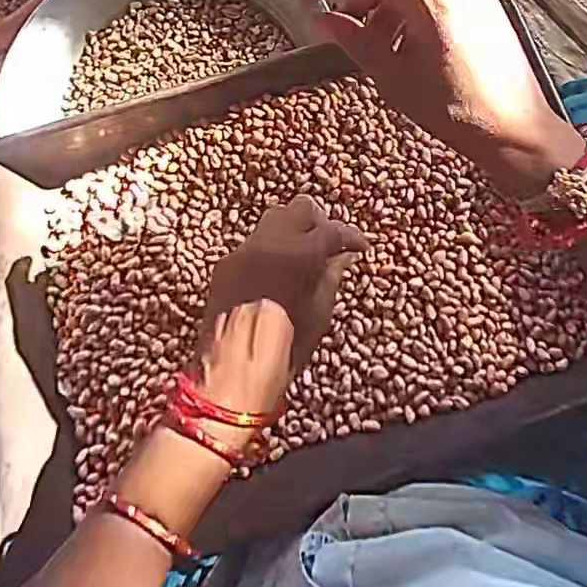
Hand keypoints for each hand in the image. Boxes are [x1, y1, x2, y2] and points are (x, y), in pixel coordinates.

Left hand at [196, 195, 366, 415]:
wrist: (228, 378)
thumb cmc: (282, 353)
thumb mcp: (319, 314)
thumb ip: (331, 275)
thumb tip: (341, 255)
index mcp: (296, 255)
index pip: (332, 230)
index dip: (351, 236)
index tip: (361, 247)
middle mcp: (266, 243)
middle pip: (300, 208)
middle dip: (320, 223)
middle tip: (331, 247)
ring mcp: (242, 251)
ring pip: (274, 220)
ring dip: (294, 231)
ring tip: (306, 258)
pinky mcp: (225, 264)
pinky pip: (254, 243)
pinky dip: (272, 249)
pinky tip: (279, 275)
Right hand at [302, 0, 585, 195]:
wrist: (516, 131)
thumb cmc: (458, 112)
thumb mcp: (394, 78)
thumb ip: (355, 41)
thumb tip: (324, 20)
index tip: (308, 0)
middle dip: (359, 1)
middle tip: (340, 31)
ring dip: (385, 10)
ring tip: (376, 47)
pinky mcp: (484, 3)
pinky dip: (411, 13)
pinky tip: (405, 46)